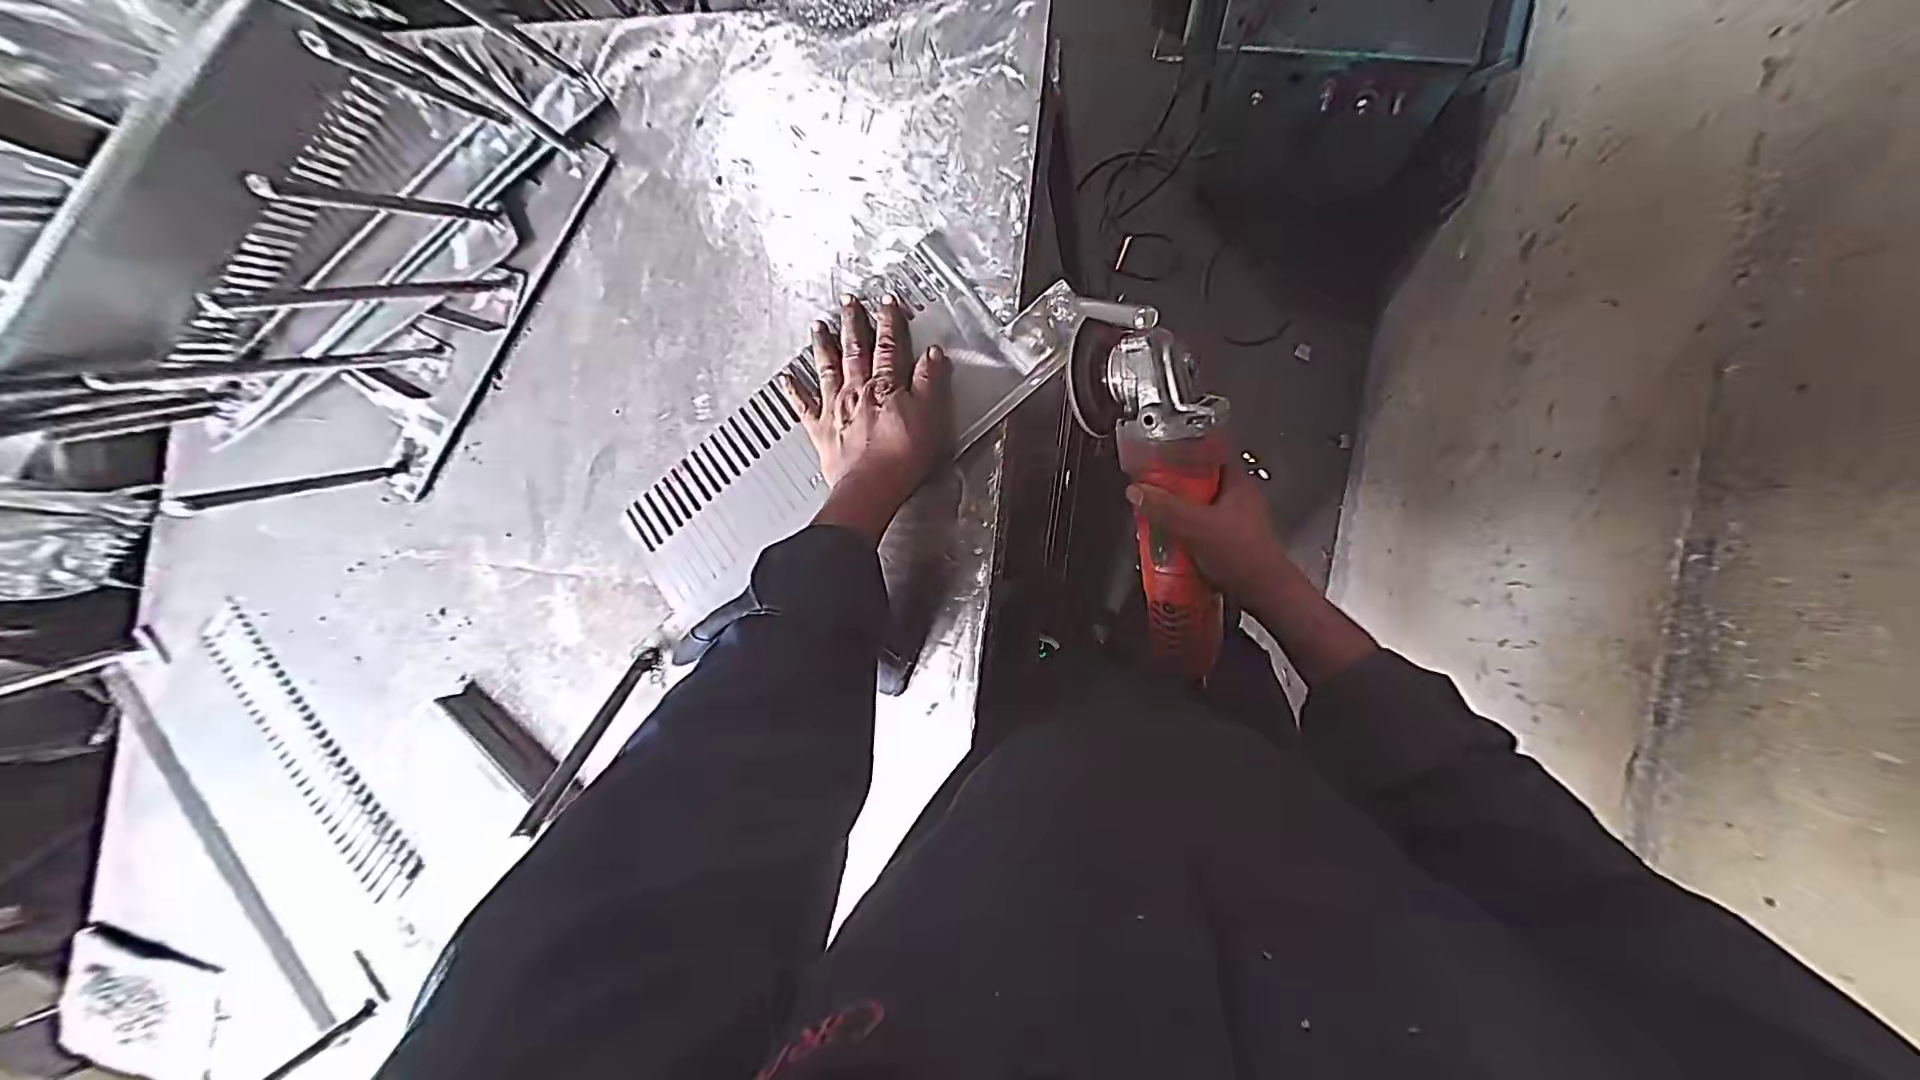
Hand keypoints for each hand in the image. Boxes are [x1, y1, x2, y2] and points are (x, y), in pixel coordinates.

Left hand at [781, 293, 950, 543]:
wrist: (872, 485)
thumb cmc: (901, 457)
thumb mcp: (929, 415)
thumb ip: (930, 382)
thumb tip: (933, 356)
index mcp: (886, 386)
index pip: (889, 346)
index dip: (889, 322)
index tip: (886, 304)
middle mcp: (857, 391)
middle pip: (855, 350)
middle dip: (853, 323)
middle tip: (848, 303)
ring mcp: (836, 409)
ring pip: (828, 368)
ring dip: (824, 345)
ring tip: (820, 326)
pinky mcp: (821, 430)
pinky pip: (804, 405)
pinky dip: (794, 389)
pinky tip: (788, 377)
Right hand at [1129, 466, 1377, 684]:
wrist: (1265, 595)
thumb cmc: (1242, 556)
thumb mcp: (1196, 526)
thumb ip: (1164, 508)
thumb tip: (1135, 490)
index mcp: (1237, 483)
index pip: (1211, 453)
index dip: (1185, 450)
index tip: (1160, 453)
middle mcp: (1237, 499)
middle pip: (1200, 482)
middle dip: (1173, 485)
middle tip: (1150, 487)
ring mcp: (1234, 522)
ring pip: (1198, 507)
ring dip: (1176, 511)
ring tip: (1153, 513)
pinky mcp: (1228, 544)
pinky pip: (1199, 529)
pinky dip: (1182, 532)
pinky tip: (1167, 540)